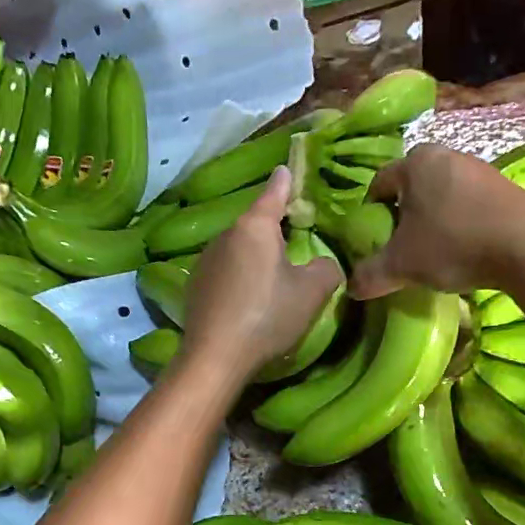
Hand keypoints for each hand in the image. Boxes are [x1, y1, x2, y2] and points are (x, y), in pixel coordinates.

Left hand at [182, 166, 342, 378]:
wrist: (217, 356)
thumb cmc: (268, 316)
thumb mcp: (312, 292)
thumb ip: (327, 268)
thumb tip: (324, 263)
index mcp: (255, 226)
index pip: (275, 192)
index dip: (286, 181)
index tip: (288, 169)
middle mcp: (226, 234)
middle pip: (257, 223)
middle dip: (275, 230)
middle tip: (296, 244)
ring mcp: (207, 260)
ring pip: (241, 248)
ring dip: (257, 256)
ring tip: (274, 279)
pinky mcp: (196, 286)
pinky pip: (227, 271)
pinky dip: (241, 277)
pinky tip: (250, 300)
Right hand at [350, 143, 524, 299]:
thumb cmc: (454, 243)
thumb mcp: (403, 265)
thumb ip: (372, 274)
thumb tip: (350, 288)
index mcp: (414, 162)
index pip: (378, 183)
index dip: (370, 213)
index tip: (372, 240)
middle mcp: (446, 155)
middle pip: (412, 188)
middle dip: (404, 217)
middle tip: (402, 249)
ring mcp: (480, 170)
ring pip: (443, 196)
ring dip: (435, 221)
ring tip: (436, 254)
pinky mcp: (505, 189)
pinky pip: (471, 206)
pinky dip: (462, 224)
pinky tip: (467, 250)